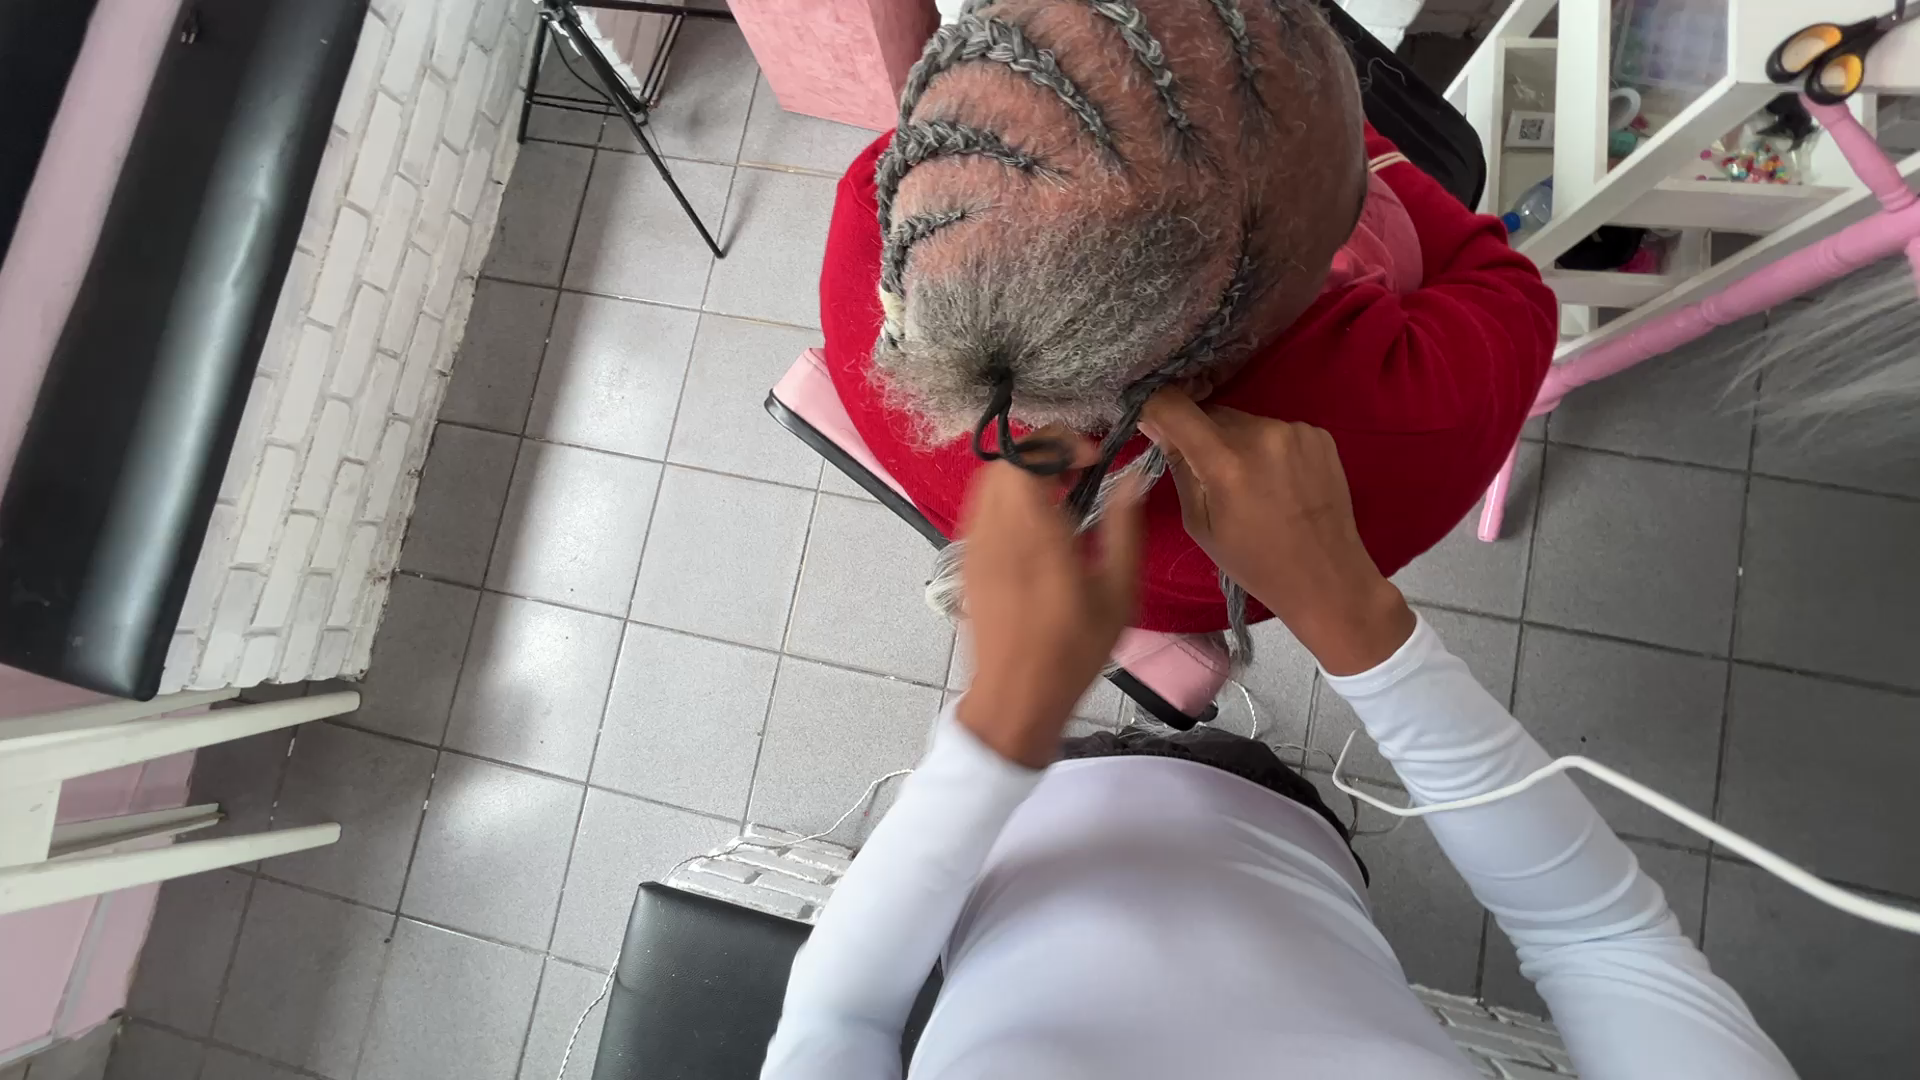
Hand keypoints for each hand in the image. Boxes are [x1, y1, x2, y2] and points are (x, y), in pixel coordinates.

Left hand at [956, 435, 1143, 766]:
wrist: (1014, 696)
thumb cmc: (1072, 651)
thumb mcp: (1117, 593)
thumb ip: (1123, 527)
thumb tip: (1132, 478)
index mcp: (1035, 532)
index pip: (1030, 454)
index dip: (1061, 441)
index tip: (1091, 460)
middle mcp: (995, 529)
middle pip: (1005, 459)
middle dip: (1043, 454)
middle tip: (1077, 474)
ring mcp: (973, 544)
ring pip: (988, 480)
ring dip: (1022, 474)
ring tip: (1058, 497)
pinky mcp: (965, 560)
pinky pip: (980, 508)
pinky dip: (1005, 498)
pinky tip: (1033, 526)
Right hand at [1139, 389, 1413, 675]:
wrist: (1326, 576)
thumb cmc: (1253, 560)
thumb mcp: (1199, 523)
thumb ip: (1178, 467)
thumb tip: (1154, 424)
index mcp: (1226, 462)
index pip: (1174, 405)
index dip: (1156, 408)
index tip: (1152, 423)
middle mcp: (1262, 433)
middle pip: (1210, 413)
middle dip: (1199, 435)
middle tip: (1208, 475)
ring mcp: (1296, 430)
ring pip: (1242, 421)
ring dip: (1234, 442)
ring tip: (1249, 483)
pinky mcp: (1319, 433)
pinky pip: (1273, 429)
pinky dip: (1265, 447)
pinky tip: (1277, 481)